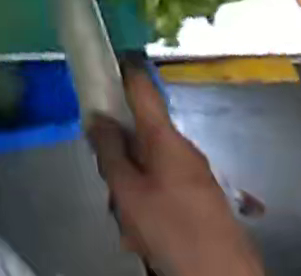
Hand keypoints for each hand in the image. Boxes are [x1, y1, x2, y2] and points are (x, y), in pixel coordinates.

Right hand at [88, 65, 262, 275]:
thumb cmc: (174, 232)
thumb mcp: (127, 191)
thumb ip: (109, 151)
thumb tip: (97, 116)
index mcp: (165, 137)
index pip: (142, 88)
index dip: (122, 70)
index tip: (102, 64)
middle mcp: (184, 150)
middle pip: (141, 134)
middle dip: (120, 153)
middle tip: (108, 182)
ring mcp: (197, 177)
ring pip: (151, 166)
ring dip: (132, 186)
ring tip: (127, 222)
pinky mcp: (203, 203)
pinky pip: (165, 189)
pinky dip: (149, 204)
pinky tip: (144, 236)